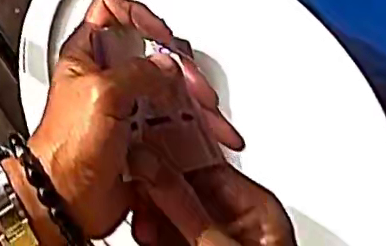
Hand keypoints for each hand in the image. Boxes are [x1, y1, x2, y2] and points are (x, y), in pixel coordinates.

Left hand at [28, 0, 243, 238]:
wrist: (69, 194)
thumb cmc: (68, 143)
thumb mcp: (101, 95)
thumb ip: (135, 73)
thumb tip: (164, 62)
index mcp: (85, 54)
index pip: (109, 12)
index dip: (138, 15)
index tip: (162, 35)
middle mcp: (104, 74)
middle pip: (149, 51)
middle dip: (179, 65)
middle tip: (195, 88)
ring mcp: (125, 104)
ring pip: (167, 86)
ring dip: (195, 99)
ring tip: (212, 118)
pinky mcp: (141, 133)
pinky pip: (174, 120)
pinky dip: (197, 126)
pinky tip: (213, 137)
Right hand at [130, 151, 294, 245]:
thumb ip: (182, 203)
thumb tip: (145, 156)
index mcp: (254, 208)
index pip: (196, 153)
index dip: (160, 150)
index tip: (131, 149)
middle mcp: (234, 214)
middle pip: (175, 176)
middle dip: (149, 187)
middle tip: (133, 196)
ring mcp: (213, 232)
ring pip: (163, 199)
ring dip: (144, 209)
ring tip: (139, 226)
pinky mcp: (192, 244)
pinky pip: (161, 222)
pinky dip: (147, 227)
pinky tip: (142, 235)